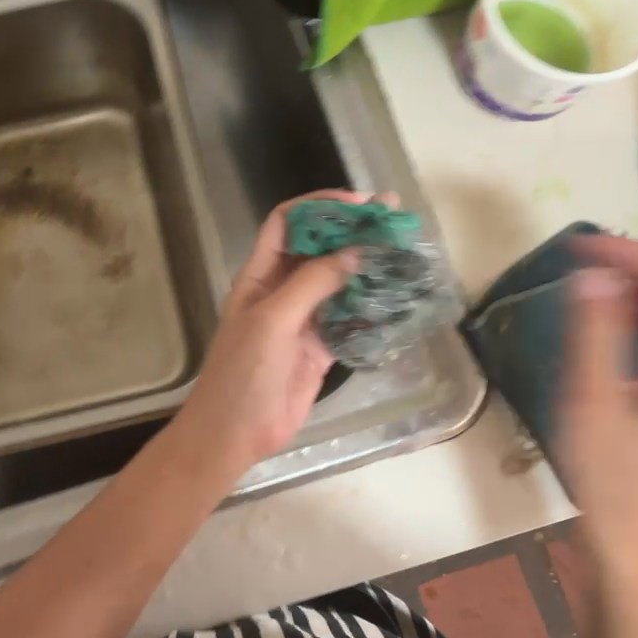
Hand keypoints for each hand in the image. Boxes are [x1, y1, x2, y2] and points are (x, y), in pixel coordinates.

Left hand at [166, 190, 375, 474]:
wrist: (234, 433)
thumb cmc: (242, 374)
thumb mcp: (272, 321)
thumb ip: (312, 284)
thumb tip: (356, 251)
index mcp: (259, 276)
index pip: (286, 224)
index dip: (318, 207)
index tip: (358, 204)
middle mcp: (281, 291)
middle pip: (318, 250)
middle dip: (351, 232)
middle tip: (393, 220)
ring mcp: (302, 320)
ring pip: (337, 282)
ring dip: (366, 266)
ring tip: (403, 252)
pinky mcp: (319, 348)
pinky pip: (348, 319)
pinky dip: (370, 306)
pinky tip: (396, 296)